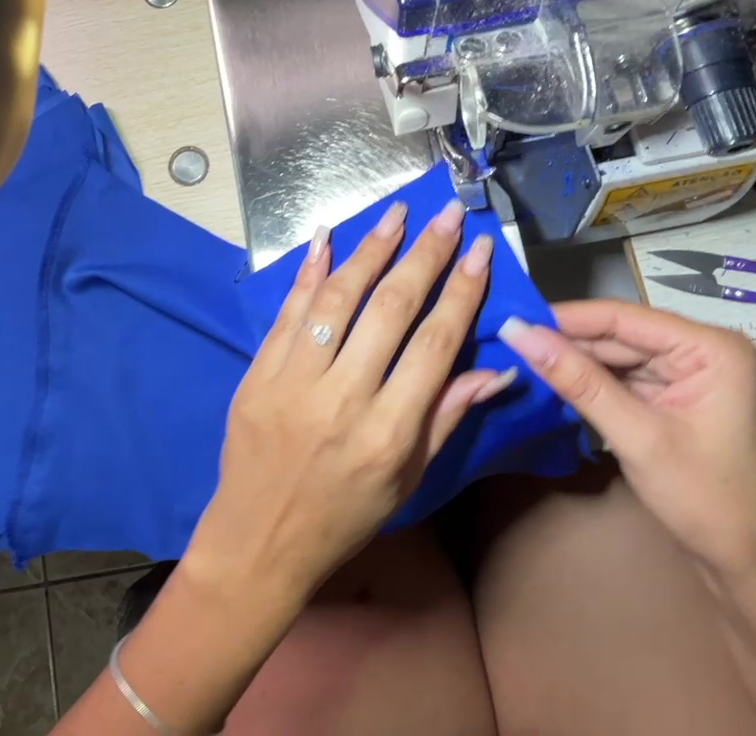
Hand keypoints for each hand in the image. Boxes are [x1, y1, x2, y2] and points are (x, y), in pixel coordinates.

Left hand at [183, 200, 509, 606]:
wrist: (259, 540)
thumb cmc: (344, 516)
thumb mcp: (408, 480)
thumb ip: (446, 416)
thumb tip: (499, 369)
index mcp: (388, 432)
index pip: (434, 344)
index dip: (460, 292)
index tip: (478, 249)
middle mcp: (342, 399)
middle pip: (389, 309)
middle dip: (423, 255)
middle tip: (446, 214)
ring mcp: (293, 383)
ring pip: (336, 301)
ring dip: (369, 251)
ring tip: (394, 215)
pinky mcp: (257, 375)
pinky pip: (287, 313)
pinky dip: (307, 272)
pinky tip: (326, 238)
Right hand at [496, 300, 755, 582]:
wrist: (745, 560)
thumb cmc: (705, 498)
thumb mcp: (637, 436)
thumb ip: (577, 381)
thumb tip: (517, 333)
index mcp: (710, 348)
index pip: (624, 317)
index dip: (565, 318)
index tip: (511, 320)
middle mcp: (700, 348)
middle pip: (617, 334)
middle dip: (565, 341)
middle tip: (506, 343)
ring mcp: (686, 371)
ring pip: (613, 354)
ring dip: (571, 361)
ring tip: (517, 357)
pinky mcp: (670, 392)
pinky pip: (618, 375)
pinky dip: (586, 381)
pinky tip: (550, 380)